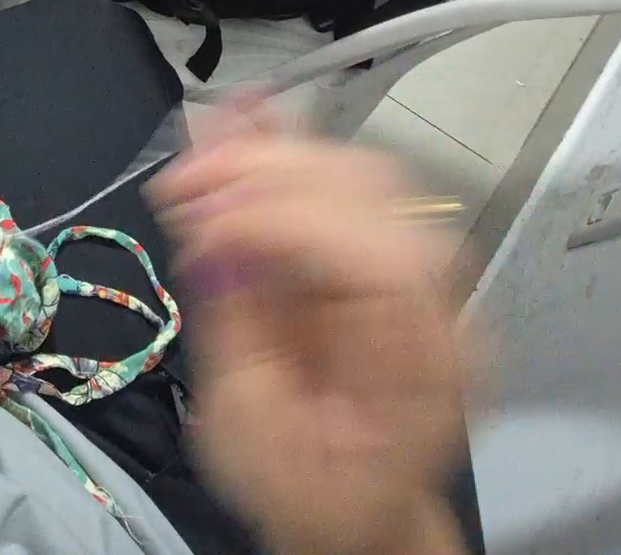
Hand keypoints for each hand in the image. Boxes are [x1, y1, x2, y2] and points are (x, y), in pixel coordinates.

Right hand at [149, 113, 471, 554]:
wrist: (354, 506)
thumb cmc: (306, 490)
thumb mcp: (252, 428)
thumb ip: (238, 323)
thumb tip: (208, 232)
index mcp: (422, 365)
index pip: (379, 261)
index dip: (283, 223)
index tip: (203, 225)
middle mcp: (436, 302)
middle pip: (371, 196)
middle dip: (265, 171)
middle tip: (183, 180)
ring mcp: (411, 269)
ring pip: (352, 171)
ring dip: (266, 151)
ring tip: (195, 154)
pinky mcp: (370, 250)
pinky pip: (331, 176)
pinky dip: (280, 143)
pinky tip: (239, 115)